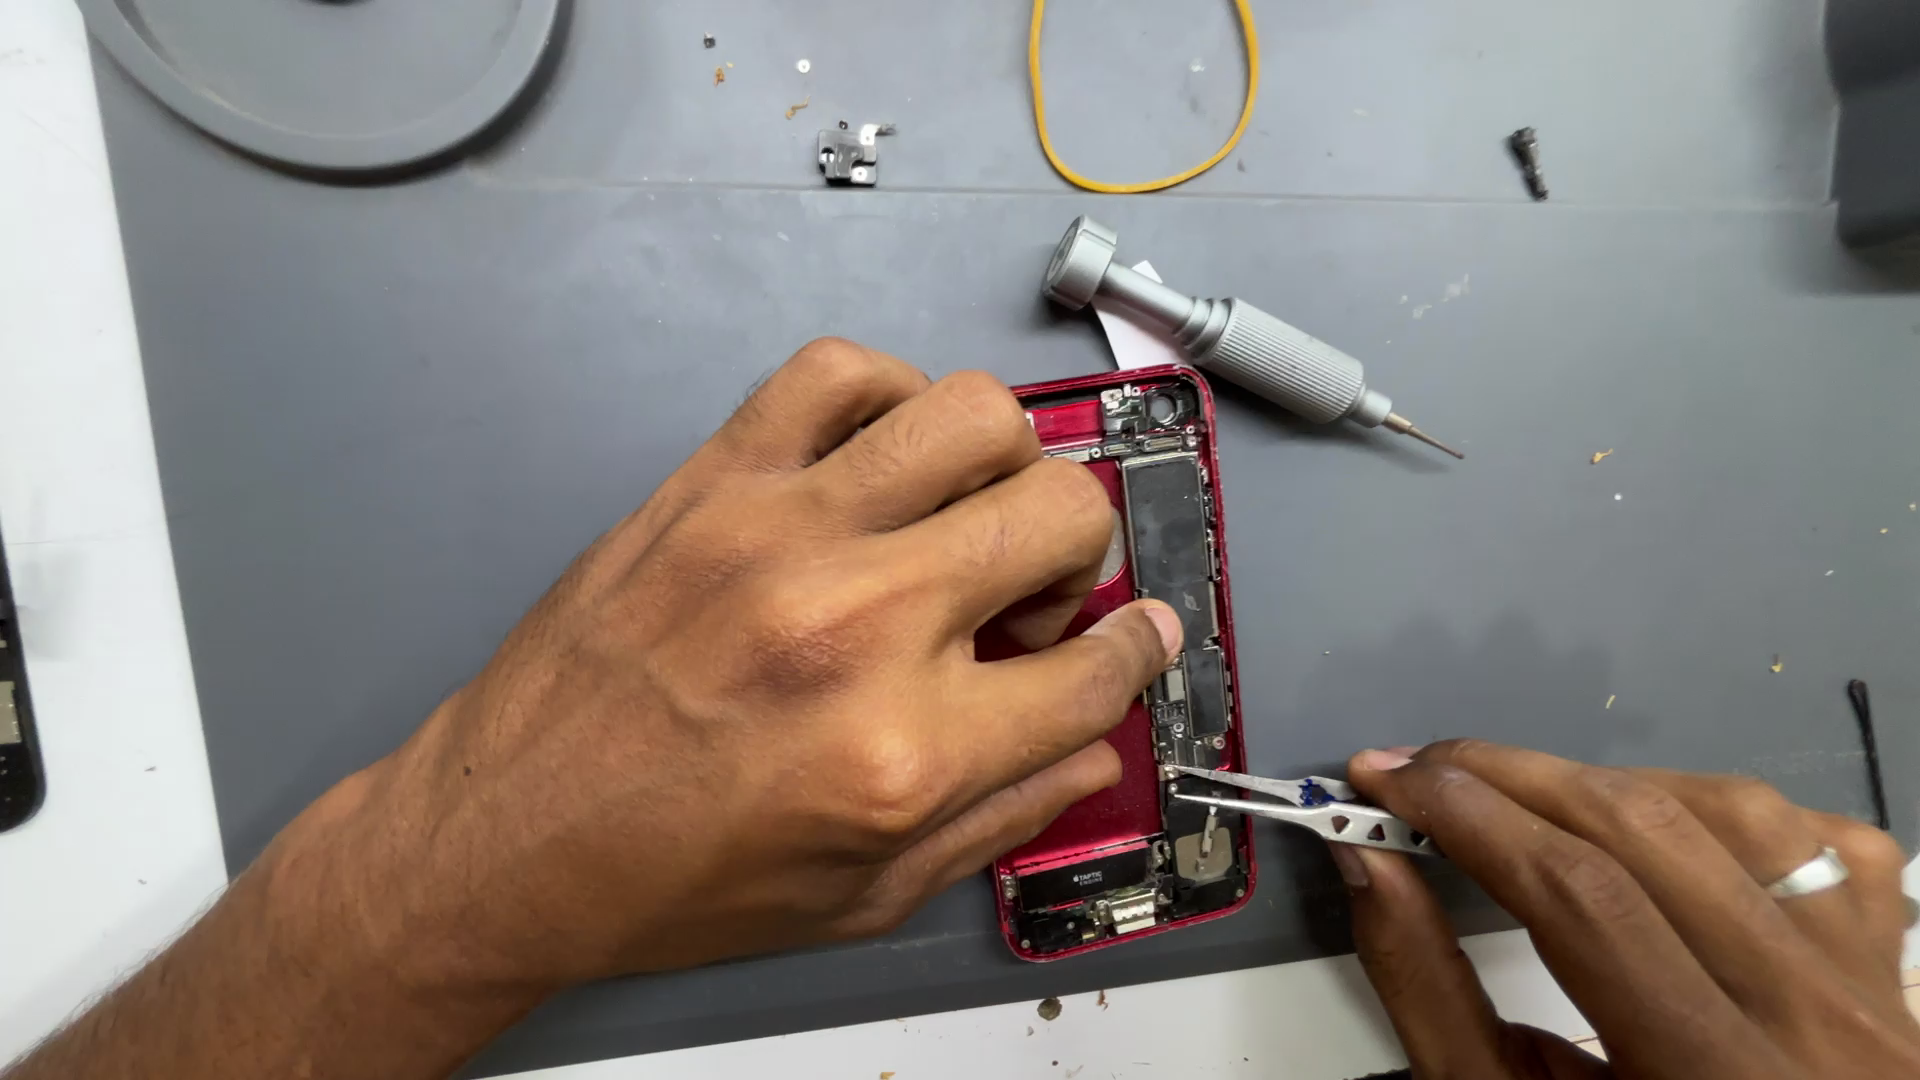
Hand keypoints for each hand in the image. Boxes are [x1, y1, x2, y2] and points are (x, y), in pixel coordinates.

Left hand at [272, 339, 1181, 993]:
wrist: (505, 835)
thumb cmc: (689, 881)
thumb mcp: (870, 893)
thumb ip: (1009, 814)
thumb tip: (1101, 738)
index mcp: (910, 753)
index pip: (1094, 672)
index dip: (1138, 651)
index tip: (1140, 636)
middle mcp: (861, 624)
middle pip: (1061, 513)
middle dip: (1083, 552)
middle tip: (1031, 591)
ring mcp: (784, 531)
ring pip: (972, 416)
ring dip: (1006, 462)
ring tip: (963, 515)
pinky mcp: (714, 478)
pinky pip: (838, 373)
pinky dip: (892, 396)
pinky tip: (884, 458)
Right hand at [1331, 740, 1919, 1077]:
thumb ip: (1419, 976)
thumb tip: (1365, 851)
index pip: (1574, 890)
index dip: (1460, 810)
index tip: (1377, 779)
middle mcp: (1831, 1032)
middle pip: (1639, 828)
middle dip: (1497, 772)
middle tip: (1414, 770)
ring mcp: (1881, 996)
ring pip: (1728, 810)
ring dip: (1587, 782)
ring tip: (1512, 803)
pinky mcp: (1891, 971)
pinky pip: (1810, 839)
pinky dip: (1700, 806)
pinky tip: (1633, 836)